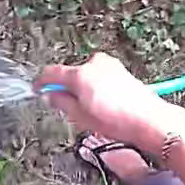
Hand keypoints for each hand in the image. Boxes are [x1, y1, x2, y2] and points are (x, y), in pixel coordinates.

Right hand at [37, 53, 184, 153]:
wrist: (147, 120)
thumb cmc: (117, 120)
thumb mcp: (80, 117)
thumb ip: (61, 102)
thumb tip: (50, 95)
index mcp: (80, 75)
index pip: (51, 73)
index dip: (41, 83)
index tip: (37, 89)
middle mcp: (94, 64)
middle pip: (70, 73)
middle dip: (65, 87)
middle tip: (66, 107)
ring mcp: (108, 65)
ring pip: (85, 74)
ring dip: (82, 87)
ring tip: (90, 110)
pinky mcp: (120, 70)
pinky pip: (99, 76)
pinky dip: (95, 86)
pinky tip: (103, 104)